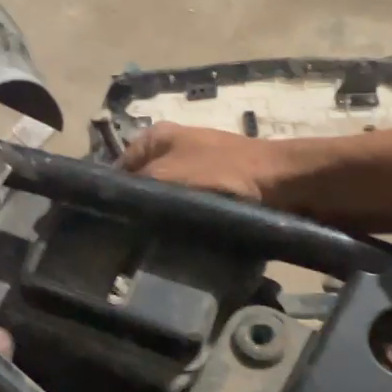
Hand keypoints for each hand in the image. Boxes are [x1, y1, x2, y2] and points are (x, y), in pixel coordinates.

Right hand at [120, 117, 391, 238]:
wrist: (292, 187)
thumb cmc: (224, 176)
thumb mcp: (166, 180)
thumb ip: (131, 193)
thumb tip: (102, 216)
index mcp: (155, 136)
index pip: (113, 172)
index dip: (105, 200)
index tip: (100, 233)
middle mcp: (174, 149)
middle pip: (139, 189)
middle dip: (134, 215)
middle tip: (124, 248)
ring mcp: (199, 171)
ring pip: (165, 206)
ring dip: (161, 227)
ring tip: (149, 254)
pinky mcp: (221, 193)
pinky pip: (190, 216)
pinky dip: (185, 231)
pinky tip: (179, 251)